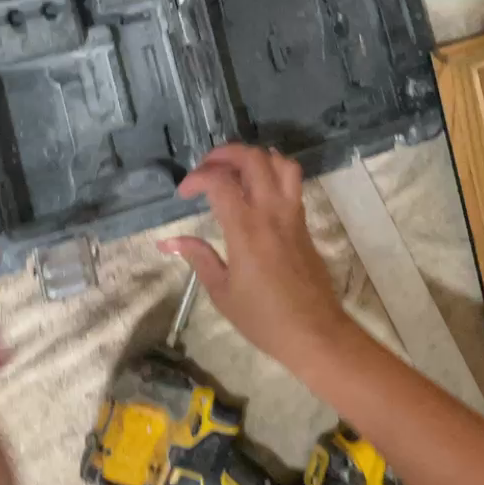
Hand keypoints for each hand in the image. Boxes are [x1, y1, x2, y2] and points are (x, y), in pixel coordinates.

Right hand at [159, 144, 358, 369]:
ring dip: (253, 157)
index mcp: (246, 229)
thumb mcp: (222, 292)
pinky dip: (273, 170)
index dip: (197, 177)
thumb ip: (198, 258)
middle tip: (206, 168)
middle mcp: (271, 211)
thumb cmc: (264, 318)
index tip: (184, 193)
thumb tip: (169, 241)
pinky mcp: (303, 220)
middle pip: (252, 158)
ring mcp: (292, 212)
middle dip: (224, 154)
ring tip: (234, 170)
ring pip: (279, 162)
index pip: (219, 181)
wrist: (314, 331)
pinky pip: (291, 180)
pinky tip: (257, 186)